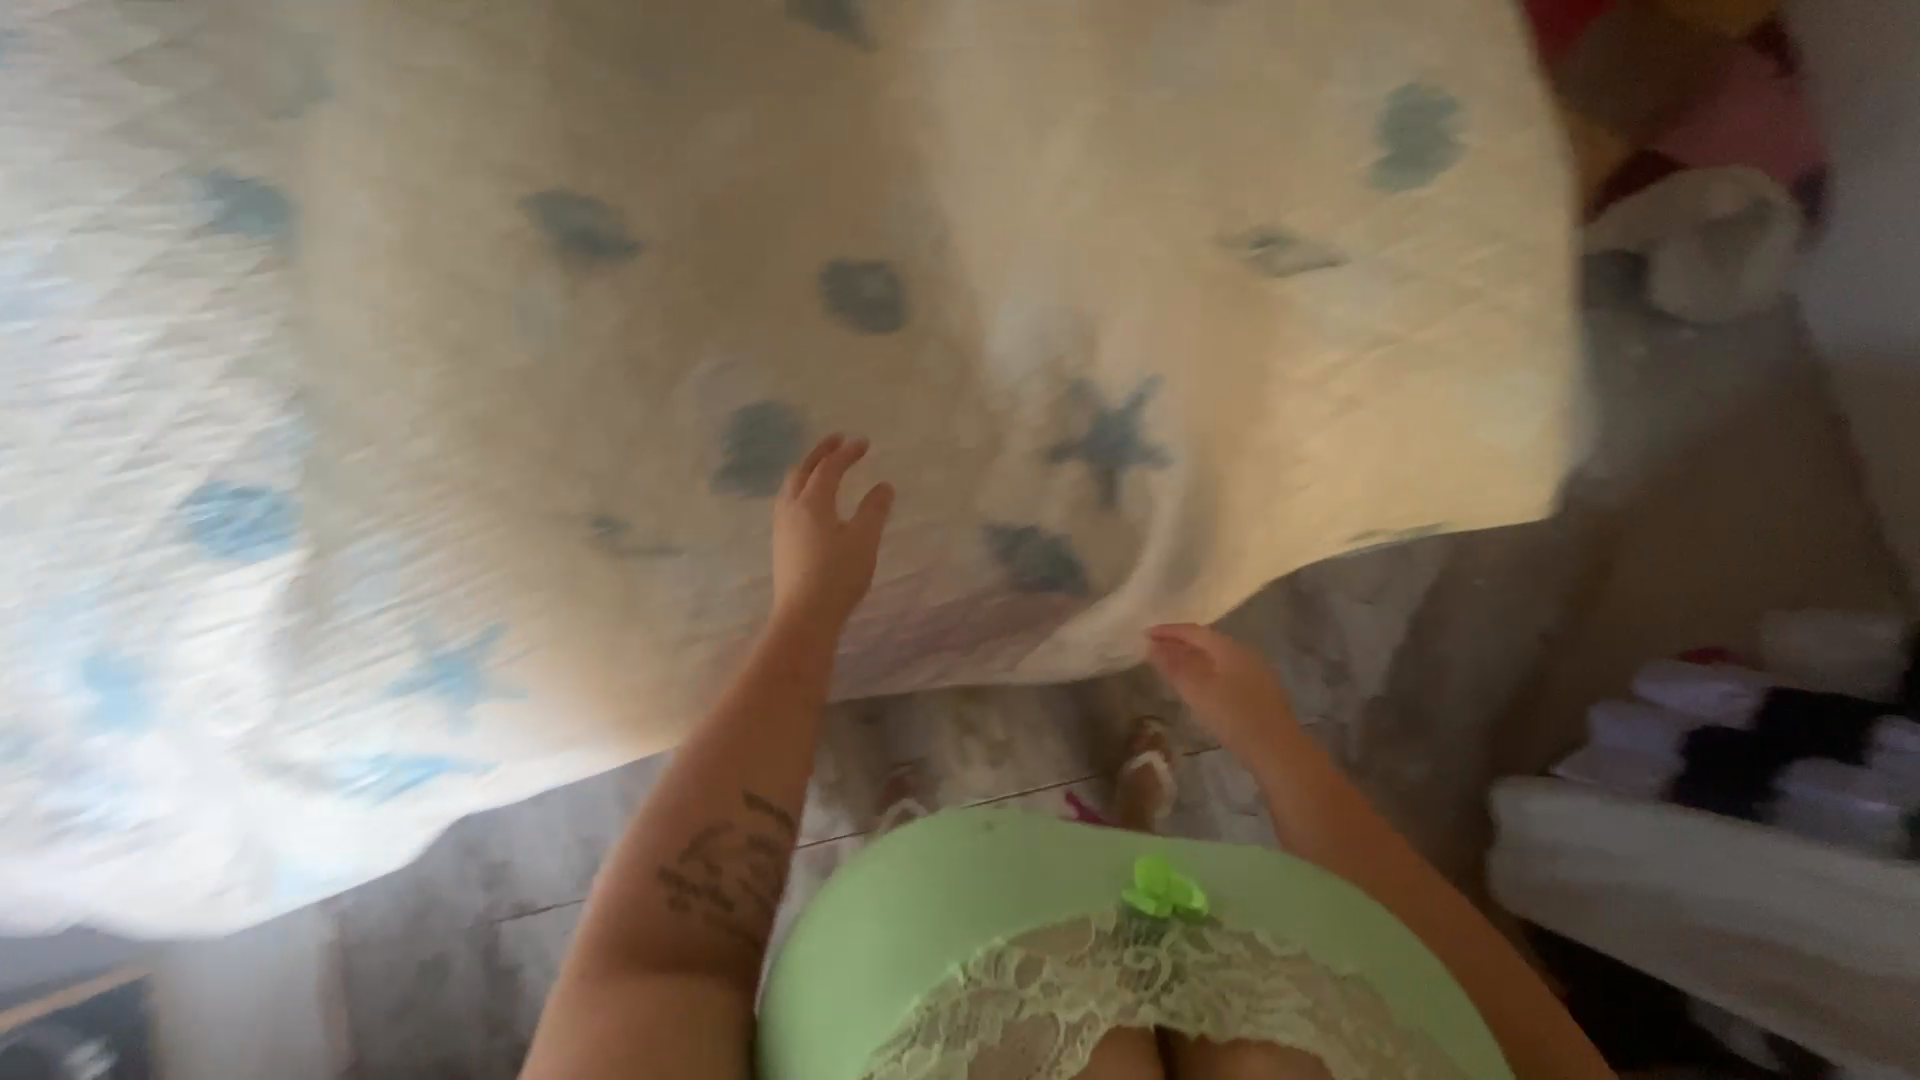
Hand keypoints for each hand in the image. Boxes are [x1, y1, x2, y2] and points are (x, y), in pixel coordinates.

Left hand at [771, 434, 893, 632]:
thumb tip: (884, 486)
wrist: (804, 615)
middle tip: (838, 441)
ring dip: (807, 469)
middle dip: (820, 452)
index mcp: (813, 502)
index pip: (829, 467)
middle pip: (803, 470)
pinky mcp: (781, 543)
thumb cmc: (838, 575)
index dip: (847, 452)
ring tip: (822, 467)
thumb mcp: (864, 540)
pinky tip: (809, 502)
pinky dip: (801, 488)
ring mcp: (782, 526)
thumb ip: (874, 510)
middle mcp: (792, 508)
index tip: (864, 442)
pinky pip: (788, 502)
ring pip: (790, 486)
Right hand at [1147, 623, 1301, 771]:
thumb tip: (1152, 647)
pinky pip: (1224, 672)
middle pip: (1206, 642)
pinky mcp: (1258, 692)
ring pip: (1216, 658)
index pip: (1194, 631)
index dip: (1168, 631)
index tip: (1145, 634)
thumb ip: (1173, 667)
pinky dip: (1204, 672)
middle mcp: (1244, 654)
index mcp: (1230, 648)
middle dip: (1178, 644)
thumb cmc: (1234, 717)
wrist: (1278, 751)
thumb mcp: (1197, 691)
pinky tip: (1196, 686)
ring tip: (1169, 666)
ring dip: (1191, 659)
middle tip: (1153, 649)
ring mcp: (1254, 673)